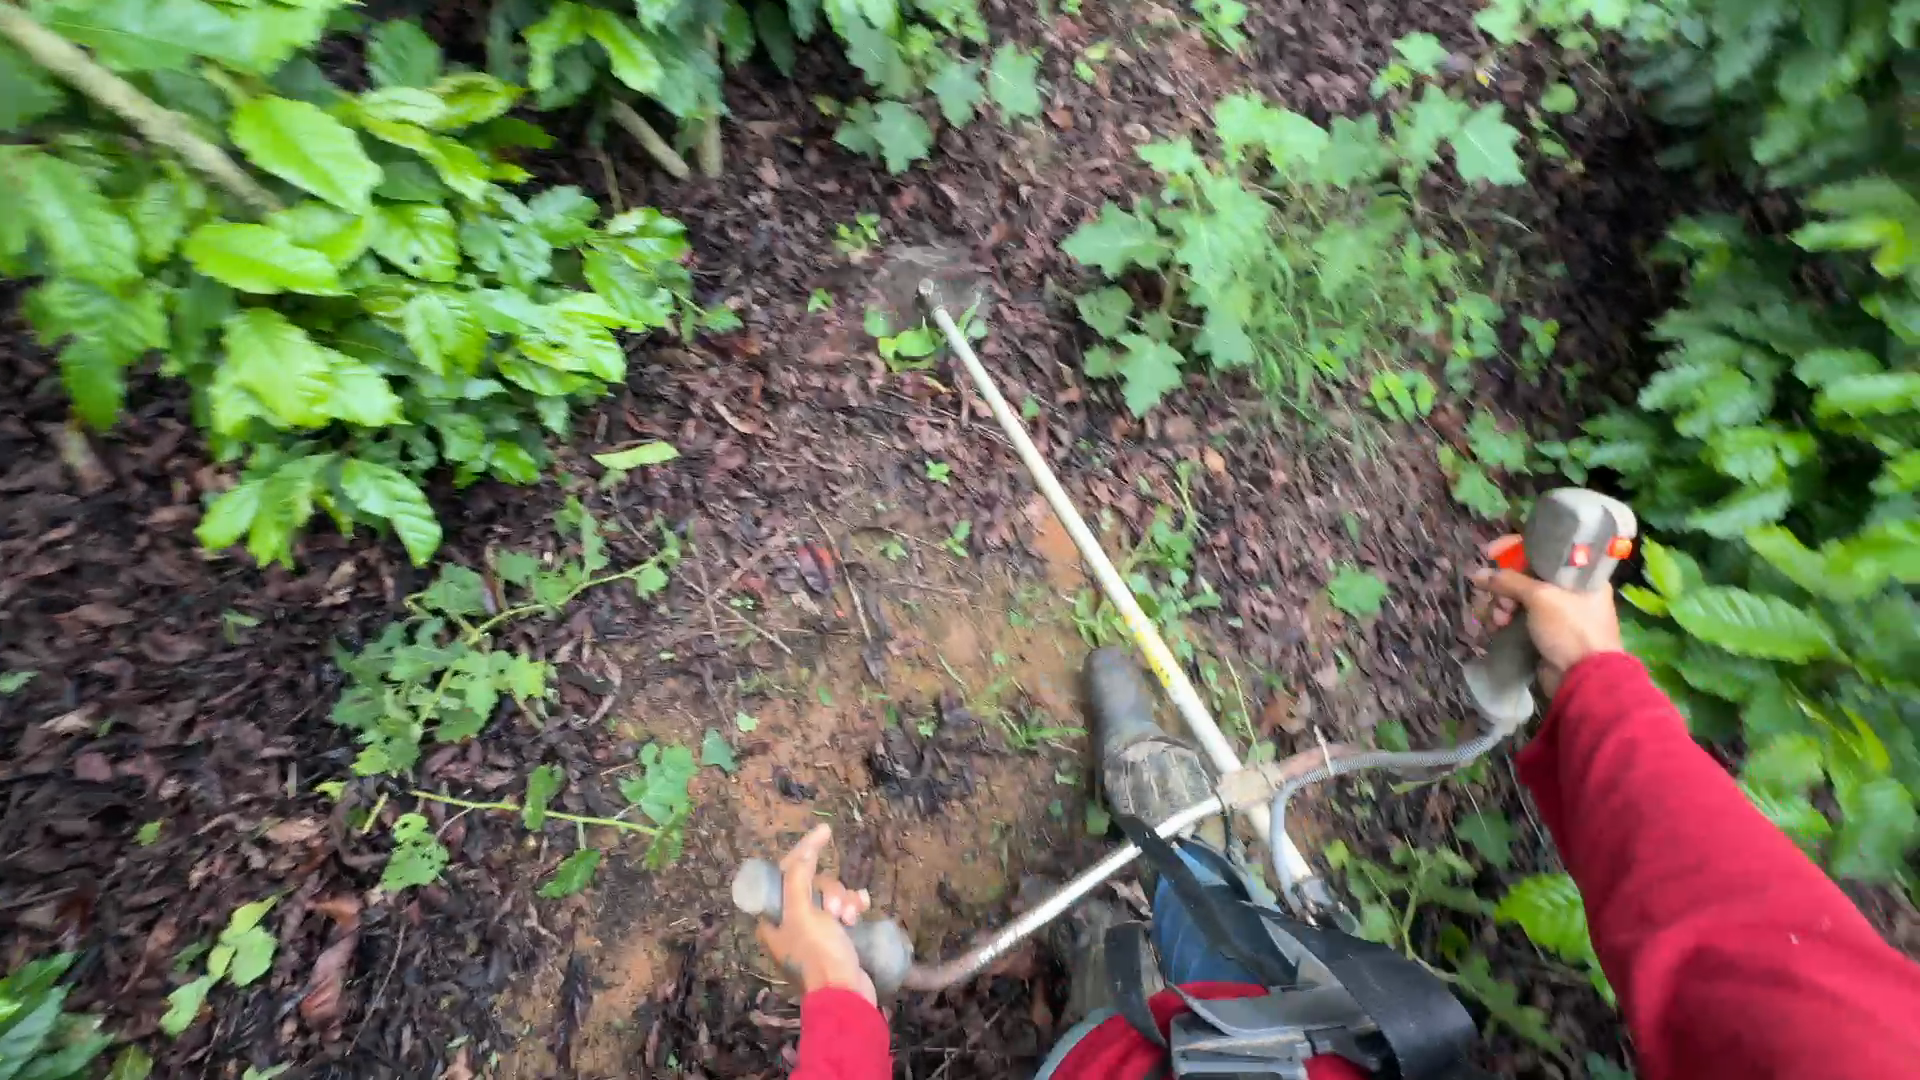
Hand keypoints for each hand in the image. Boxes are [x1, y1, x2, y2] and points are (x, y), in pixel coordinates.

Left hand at [755, 824, 876, 1003]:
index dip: (804, 850)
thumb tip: (805, 851)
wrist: (845, 996)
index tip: (825, 831)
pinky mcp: (835, 938)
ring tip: (852, 917)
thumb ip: (799, 879)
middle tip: (838, 910)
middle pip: (813, 884)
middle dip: (831, 890)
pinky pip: (845, 909)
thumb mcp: (803, 914)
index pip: (786, 871)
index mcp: (774, 919)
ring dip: (845, 899)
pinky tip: (864, 909)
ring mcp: (814, 932)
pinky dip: (855, 905)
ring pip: (832, 895)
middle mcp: (790, 923)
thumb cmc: (818, 954)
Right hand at [1470, 535, 1623, 697]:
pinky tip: (1497, 628)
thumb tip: (1476, 574)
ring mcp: (1554, 611)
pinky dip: (1501, 619)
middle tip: (1499, 601)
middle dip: (1502, 586)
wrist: (1584, 678)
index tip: (1488, 554)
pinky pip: (1514, 615)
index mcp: (1578, 575)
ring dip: (1499, 605)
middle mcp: (1567, 590)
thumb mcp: (1541, 598)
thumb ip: (1507, 581)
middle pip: (1522, 575)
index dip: (1513, 548)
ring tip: (1499, 621)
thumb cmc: (1571, 630)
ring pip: (1514, 596)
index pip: (1542, 550)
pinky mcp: (1541, 630)